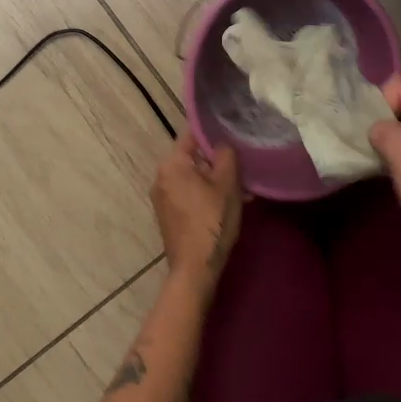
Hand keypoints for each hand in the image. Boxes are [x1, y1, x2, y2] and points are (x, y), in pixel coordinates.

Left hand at [152, 134, 241, 282]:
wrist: (195, 269)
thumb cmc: (211, 221)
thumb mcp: (227, 183)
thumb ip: (226, 154)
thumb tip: (222, 144)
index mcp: (171, 163)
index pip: (193, 134)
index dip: (214, 132)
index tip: (233, 135)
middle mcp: (160, 176)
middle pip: (192, 157)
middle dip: (216, 161)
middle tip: (240, 167)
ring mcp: (161, 197)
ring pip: (192, 177)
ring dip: (213, 180)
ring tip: (238, 188)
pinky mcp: (167, 215)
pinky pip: (187, 193)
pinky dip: (204, 194)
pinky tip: (224, 204)